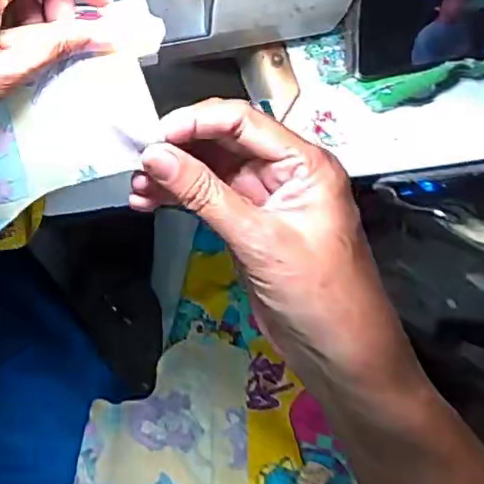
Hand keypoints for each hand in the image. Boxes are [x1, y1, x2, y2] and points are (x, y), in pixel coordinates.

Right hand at [131, 99, 413, 386]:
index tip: (156, 136)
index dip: (195, 122)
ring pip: (206, 167)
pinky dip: (176, 196)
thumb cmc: (322, 299)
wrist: (345, 363)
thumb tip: (155, 155)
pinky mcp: (245, 220)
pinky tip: (149, 201)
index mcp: (303, 163)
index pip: (241, 121)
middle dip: (177, 148)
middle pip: (220, 140)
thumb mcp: (259, 240)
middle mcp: (282, 171)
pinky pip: (204, 195)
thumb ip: (203, 193)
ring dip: (171, 174)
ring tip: (138, 187)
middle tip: (140, 160)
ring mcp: (262, 196)